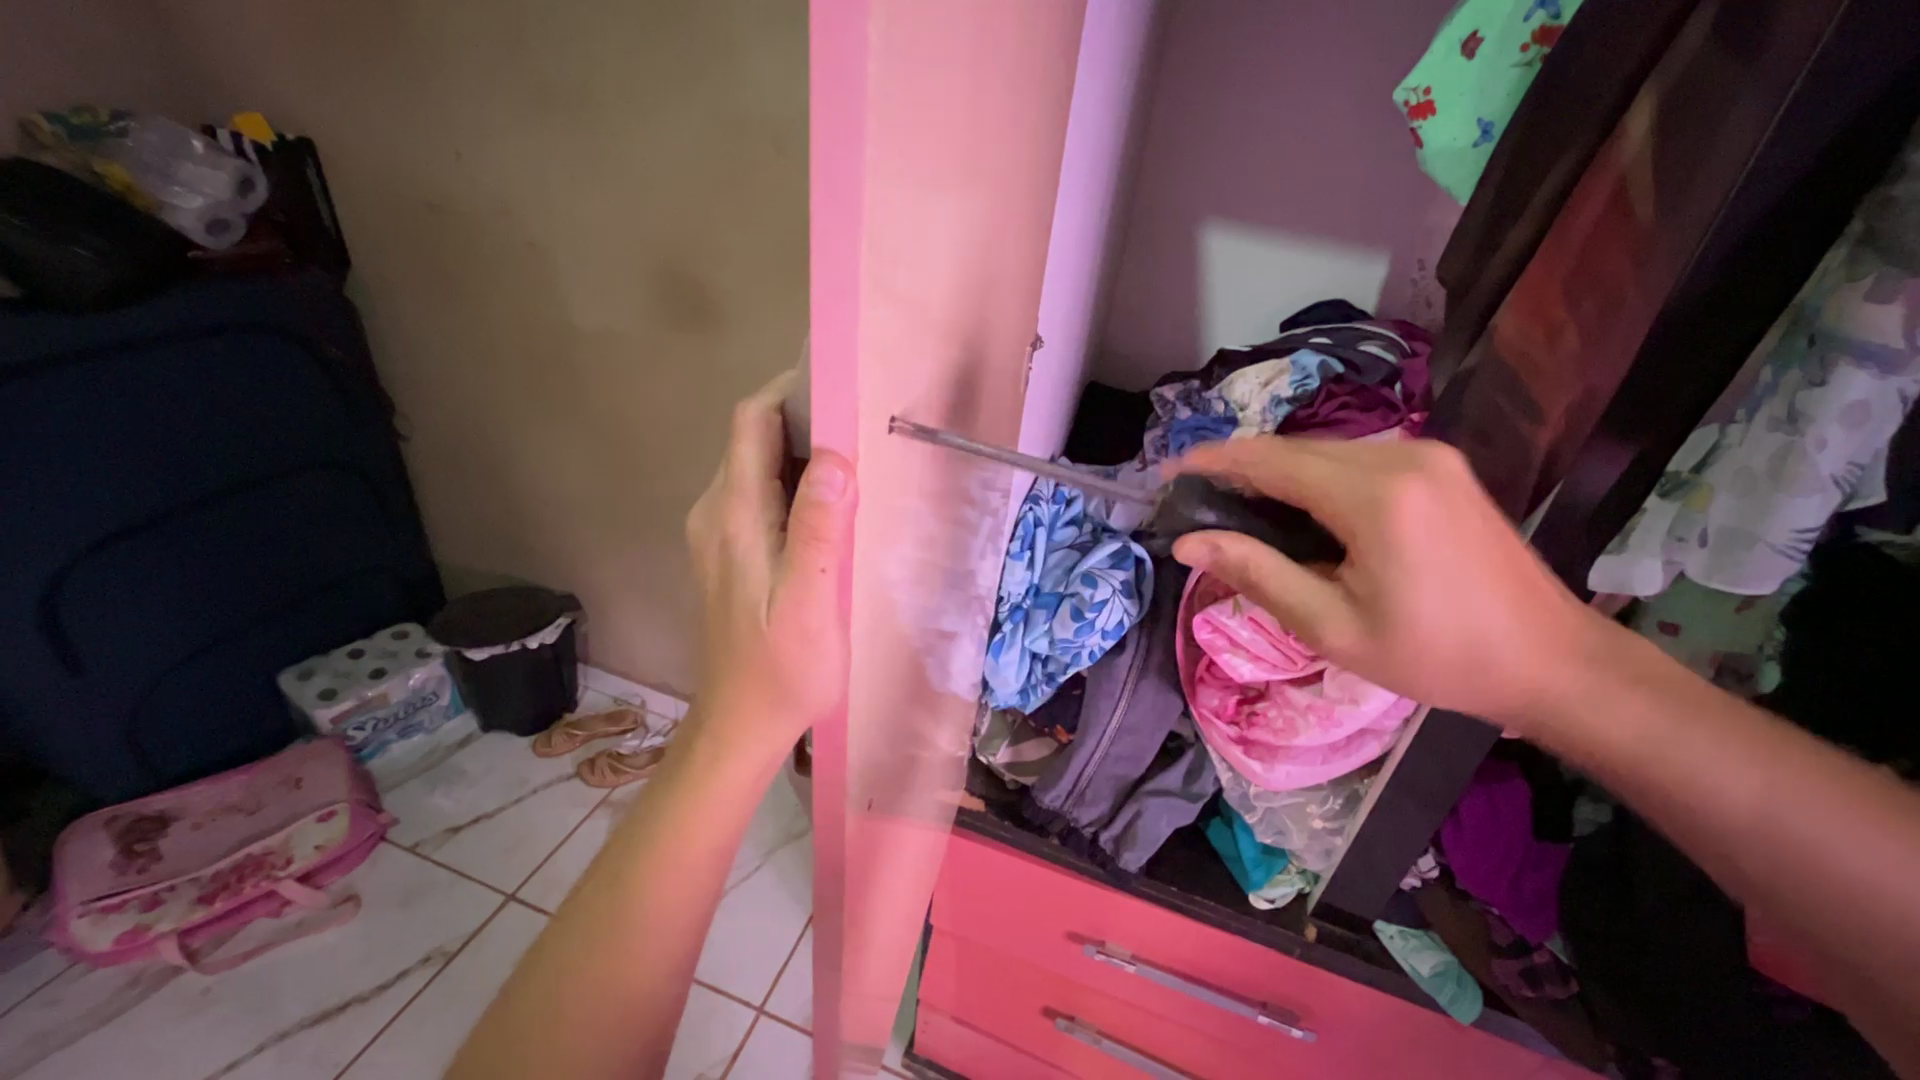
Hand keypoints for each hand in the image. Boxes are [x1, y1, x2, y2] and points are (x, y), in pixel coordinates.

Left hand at [684, 370, 854, 762]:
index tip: (844, 382)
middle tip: (866, 420)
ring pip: (758, 465)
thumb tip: (838, 455)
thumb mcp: (811, 601)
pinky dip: (794, 484)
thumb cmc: (782, 669)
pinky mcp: (727, 552)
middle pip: (753, 437)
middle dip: (805, 417)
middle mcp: (715, 511)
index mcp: (734, 514)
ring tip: (860, 457)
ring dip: (803, 452)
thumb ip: (819, 528)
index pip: (752, 421)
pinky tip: (833, 506)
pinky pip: (759, 495)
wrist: (740, 724)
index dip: (791, 389)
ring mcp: (717, 532)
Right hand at [1169, 436, 1603, 727]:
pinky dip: (1314, 478)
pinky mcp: (1441, 466)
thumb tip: (1190, 544)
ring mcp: (1428, 455)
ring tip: (1237, 510)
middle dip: (1239, 468)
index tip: (1166, 477)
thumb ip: (1258, 574)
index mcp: (1375, 496)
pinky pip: (1356, 460)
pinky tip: (1297, 510)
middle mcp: (1402, 456)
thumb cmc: (1437, 656)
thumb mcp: (1333, 627)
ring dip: (1276, 473)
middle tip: (1195, 503)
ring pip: (1325, 452)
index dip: (1212, 463)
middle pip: (1295, 449)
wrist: (1549, 658)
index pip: (1270, 460)